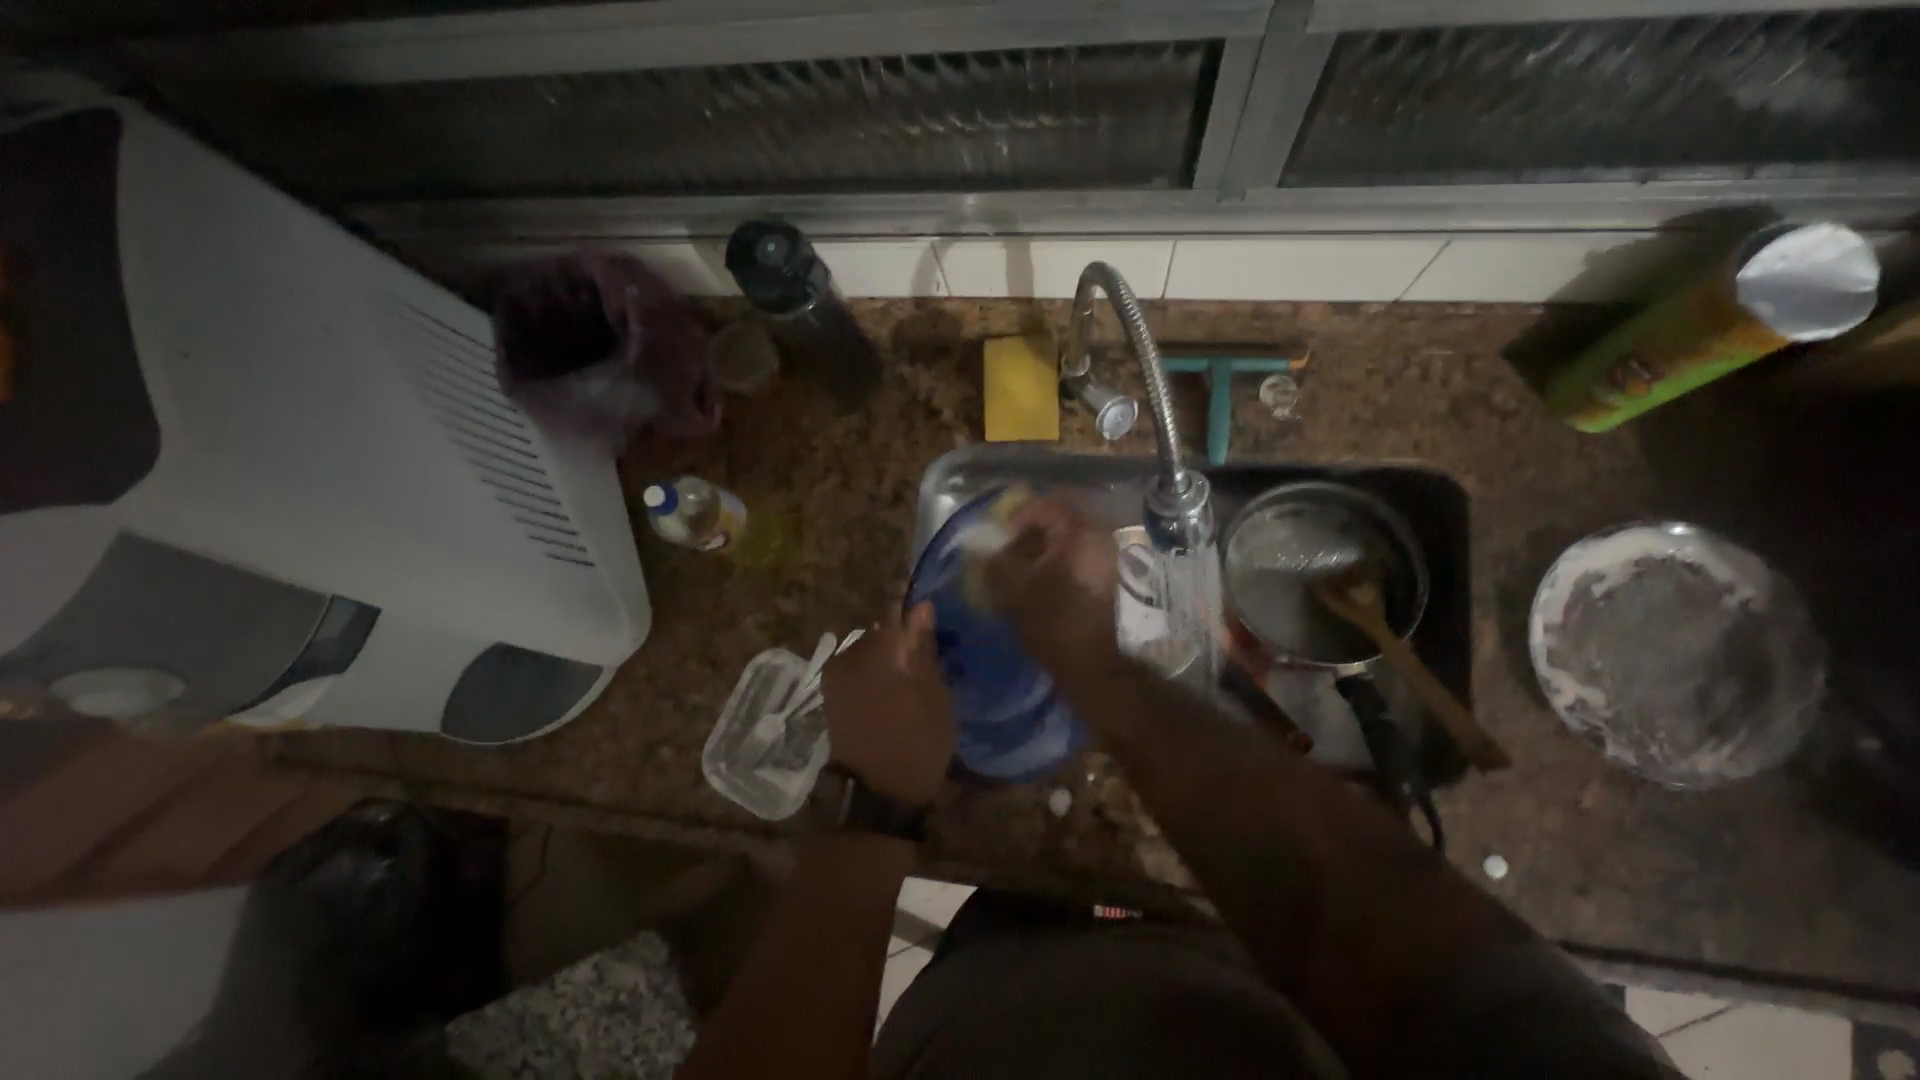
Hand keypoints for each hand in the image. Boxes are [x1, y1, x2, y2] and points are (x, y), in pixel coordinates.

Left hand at [821, 602, 953, 805]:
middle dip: (902, 639)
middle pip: (879, 632)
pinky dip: (876, 675)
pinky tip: (895, 693)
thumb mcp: (933, 694)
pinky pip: (857, 671)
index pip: (895, 612)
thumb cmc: (916, 743)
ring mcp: (834, 677)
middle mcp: (846, 657)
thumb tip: (921, 607)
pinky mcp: (831, 696)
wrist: (877, 796)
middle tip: (929, 656)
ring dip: (889, 659)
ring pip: (868, 652)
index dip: (916, 616)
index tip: (934, 627)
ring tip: (913, 678)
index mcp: (874, 652)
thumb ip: (923, 647)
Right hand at [984, 496, 1121, 675]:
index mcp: (1080, 532)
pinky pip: (1075, 553)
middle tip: (1005, 546)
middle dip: (1029, 530)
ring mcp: (1106, 556)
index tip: (997, 533)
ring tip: (1018, 564)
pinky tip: (1037, 577)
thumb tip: (985, 544)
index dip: (1017, 515)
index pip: (1045, 505)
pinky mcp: (1105, 575)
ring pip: (1066, 537)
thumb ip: (997, 558)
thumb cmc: (1050, 621)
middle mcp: (1099, 536)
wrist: (1089, 663)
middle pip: (1058, 519)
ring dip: (1041, 546)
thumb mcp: (1013, 587)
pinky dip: (1054, 558)